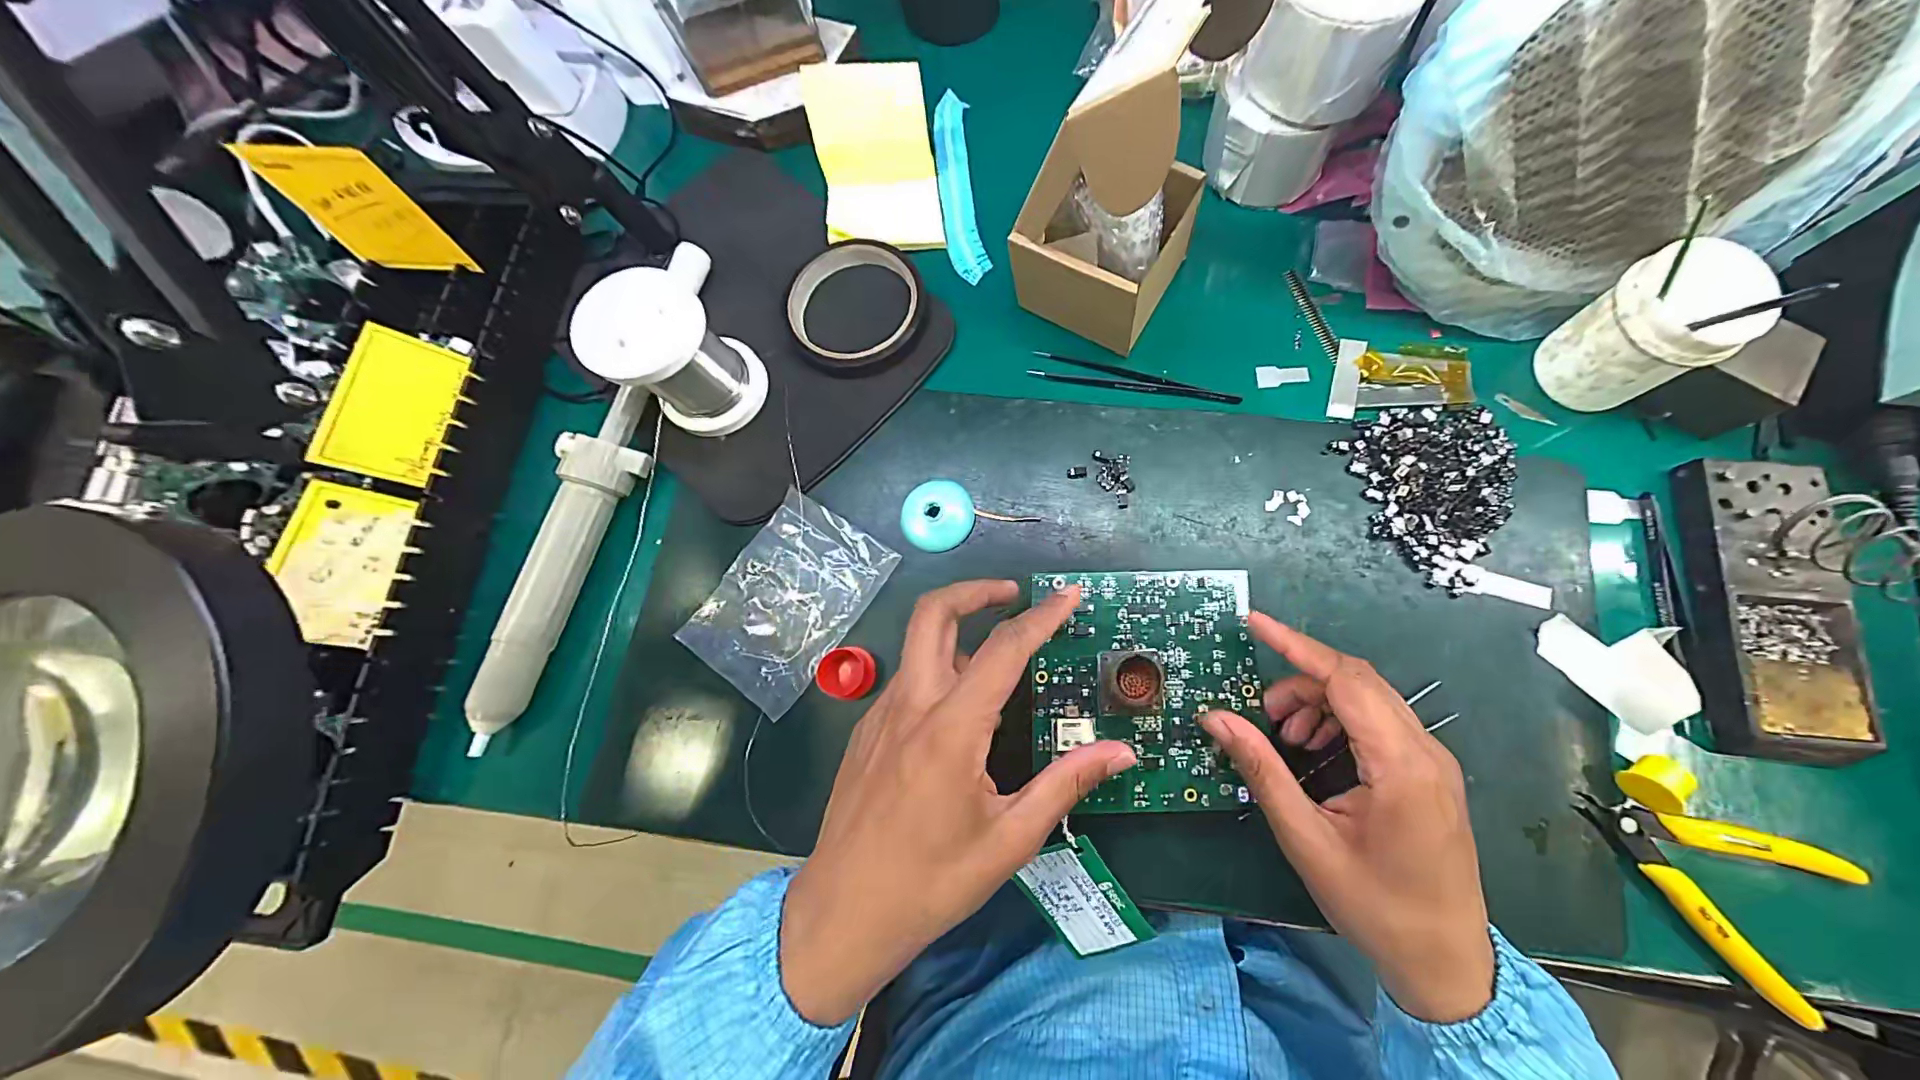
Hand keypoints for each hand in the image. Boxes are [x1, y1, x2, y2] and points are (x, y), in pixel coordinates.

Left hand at [781, 581, 1136, 1025]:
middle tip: (1015, 596)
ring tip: (999, 660)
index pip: (1002, 650)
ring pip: (918, 646)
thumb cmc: (931, 883)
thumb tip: (1120, 753)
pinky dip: (938, 670)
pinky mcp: (865, 731)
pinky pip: (907, 680)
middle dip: (976, 591)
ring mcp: (880, 715)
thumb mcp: (1009, 840)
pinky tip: (960, 712)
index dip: (1041, 617)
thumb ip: (1065, 785)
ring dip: (958, 633)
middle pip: (933, 614)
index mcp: (950, 729)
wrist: (842, 913)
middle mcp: (909, 705)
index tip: (1069, 596)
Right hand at [1201, 613, 1494, 1022]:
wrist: (1445, 962)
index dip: (1295, 644)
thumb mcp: (1305, 837)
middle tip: (1261, 713)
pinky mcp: (1428, 773)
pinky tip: (1313, 751)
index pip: (1344, 679)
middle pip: (1356, 681)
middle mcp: (1425, 750)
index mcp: (1400, 765)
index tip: (1253, 622)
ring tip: (1285, 738)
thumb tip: (1217, 719)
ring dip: (1317, 703)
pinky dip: (1337, 722)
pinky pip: (1378, 723)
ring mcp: (1433, 761)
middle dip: (1299, 683)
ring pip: (1367, 698)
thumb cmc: (1373, 904)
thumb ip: (1261, 768)